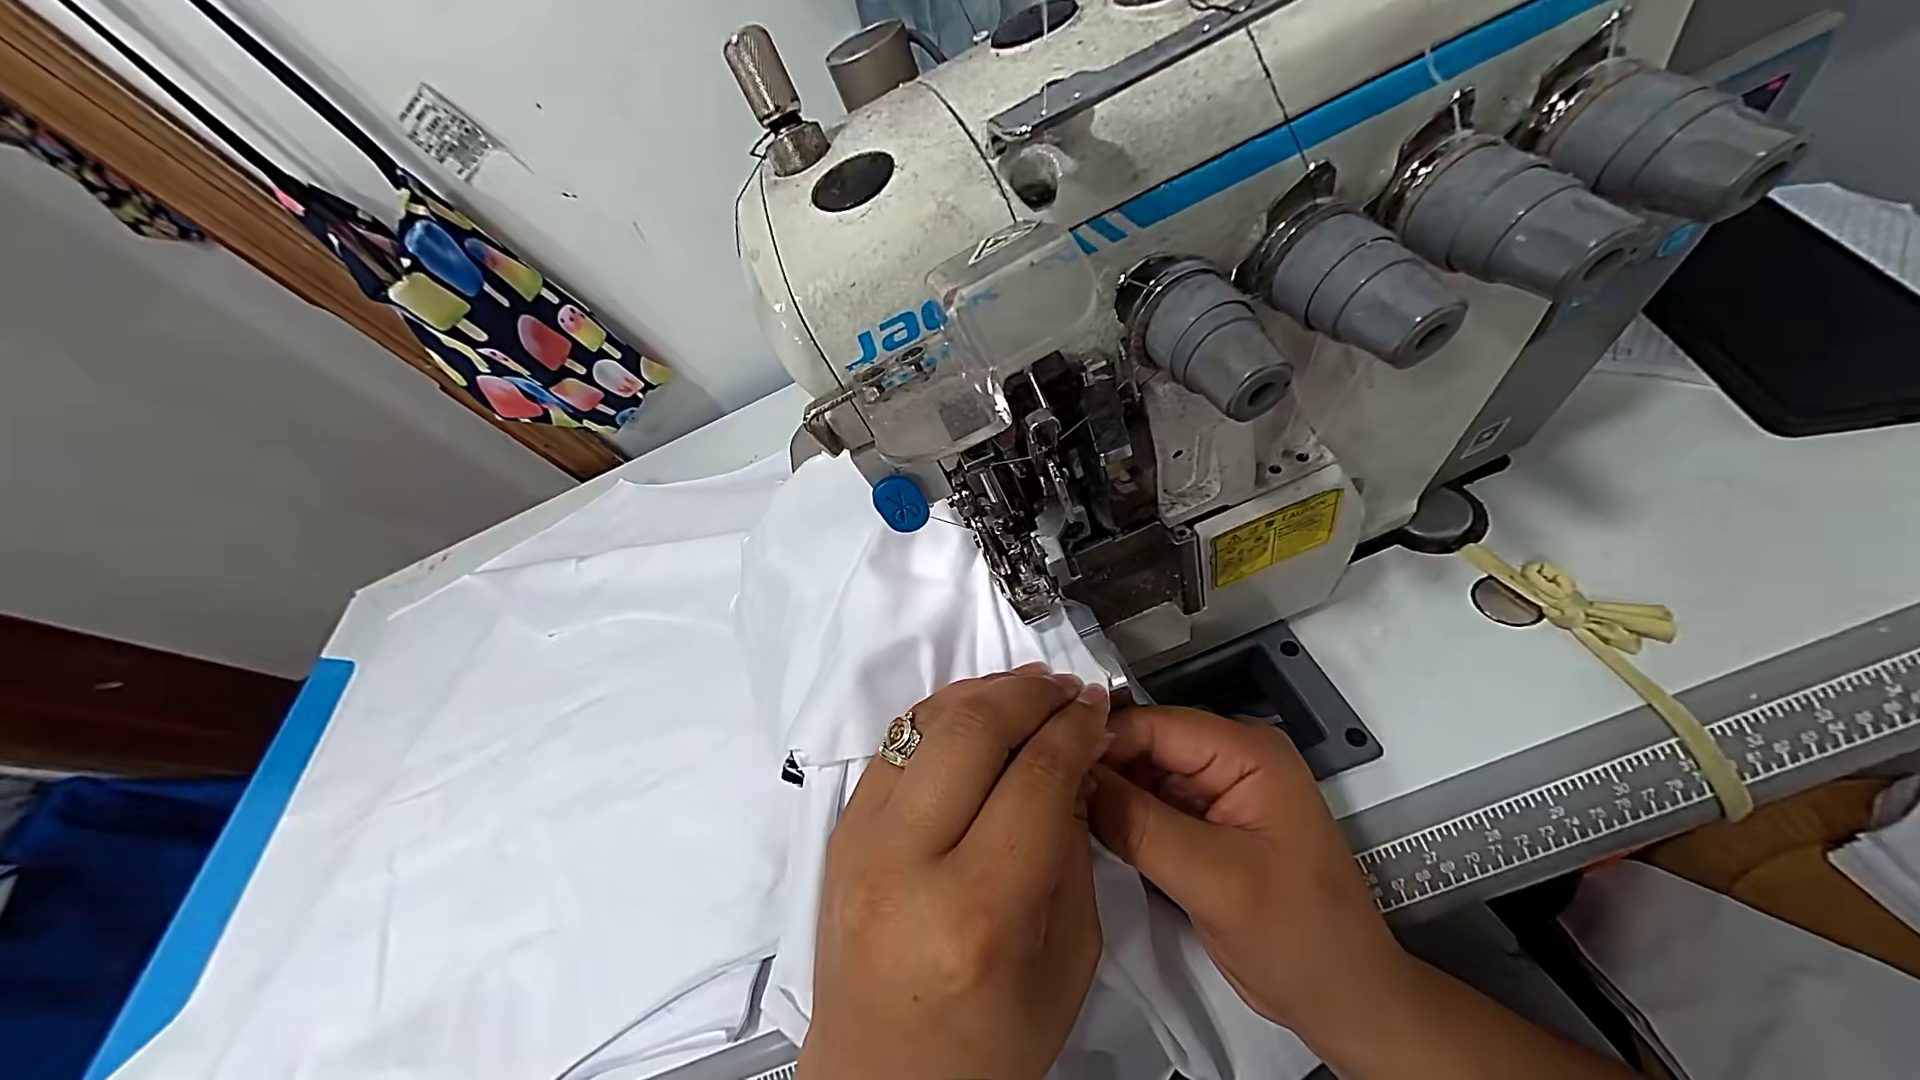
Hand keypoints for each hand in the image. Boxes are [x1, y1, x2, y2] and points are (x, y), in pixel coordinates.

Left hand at [799, 666, 1112, 1079]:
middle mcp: (904, 864)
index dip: (1074, 728)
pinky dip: (942, 717)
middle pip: (972, 730)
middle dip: (1028, 693)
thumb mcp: (1066, 957)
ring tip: (1025, 690)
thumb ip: (1071, 848)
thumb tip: (1071, 760)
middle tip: (1062, 689)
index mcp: (976, 913)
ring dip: (983, 692)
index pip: (1036, 777)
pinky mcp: (837, 831)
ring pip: (925, 722)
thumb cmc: (989, 1045)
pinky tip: (975, 717)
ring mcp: (859, 842)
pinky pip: (895, 745)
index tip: (1096, 709)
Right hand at [1089, 707, 1637, 1079]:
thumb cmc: (1299, 938)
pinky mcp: (1202, 819)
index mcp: (1246, 751)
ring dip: (1104, 792)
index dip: (1099, 743)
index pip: (1152, 724)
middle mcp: (1229, 756)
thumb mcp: (1215, 879)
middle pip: (1142, 744)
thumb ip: (1139, 823)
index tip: (1048, 770)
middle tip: (1046, 796)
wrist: (1344, 1000)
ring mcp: (1215, 788)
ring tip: (1059, 812)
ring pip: (1139, 772)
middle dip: (1097, 767)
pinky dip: (1118, 814)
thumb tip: (1072, 778)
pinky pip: (1147, 801)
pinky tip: (1086, 828)